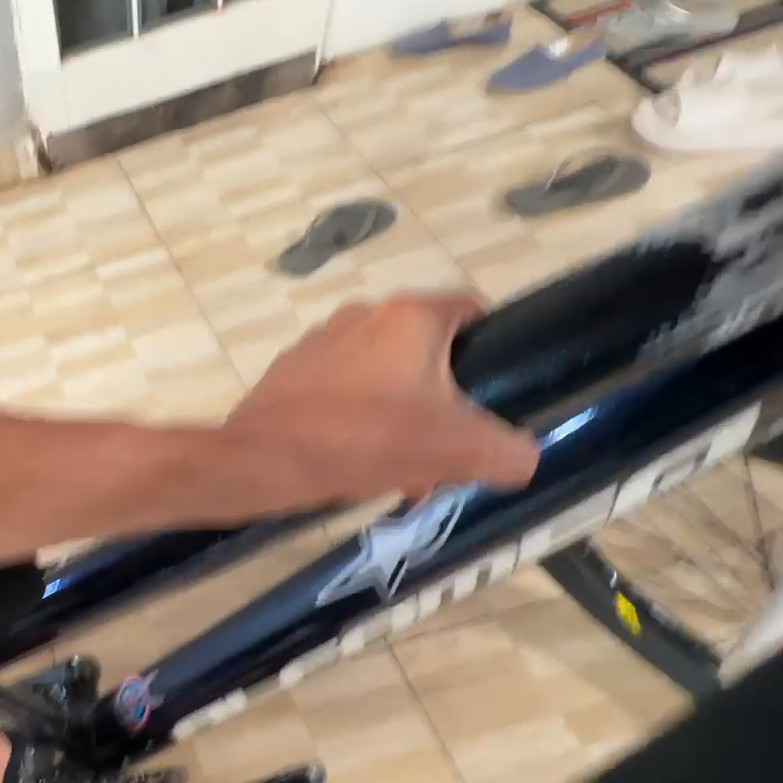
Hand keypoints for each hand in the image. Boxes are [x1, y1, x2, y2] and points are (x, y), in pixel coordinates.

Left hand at [226, 293, 537, 501]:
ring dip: (397, 420)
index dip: (495, 347)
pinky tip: (353, 465)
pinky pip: (336, 393)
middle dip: (441, 404)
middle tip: (444, 452)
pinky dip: (353, 423)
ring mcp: (315, 344)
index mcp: (409, 316)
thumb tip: (518, 458)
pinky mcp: (285, 374)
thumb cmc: (366, 440)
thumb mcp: (461, 450)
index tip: (496, 390)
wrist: (263, 460)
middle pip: (423, 354)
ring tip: (399, 472)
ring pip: (378, 378)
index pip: (472, 310)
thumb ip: (510, 451)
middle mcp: (359, 316)